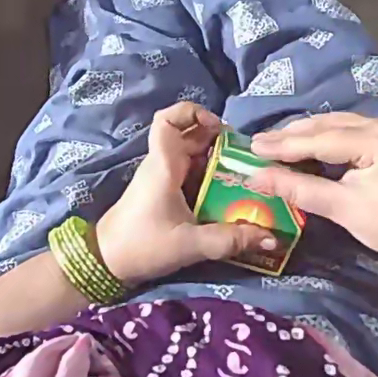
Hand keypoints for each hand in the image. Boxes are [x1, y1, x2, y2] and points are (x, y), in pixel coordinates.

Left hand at [94, 102, 277, 286]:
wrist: (105, 263)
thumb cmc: (142, 245)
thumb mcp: (190, 244)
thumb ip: (230, 240)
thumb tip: (271, 237)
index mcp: (163, 165)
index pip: (168, 119)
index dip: (194, 113)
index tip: (220, 129)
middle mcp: (162, 165)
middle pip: (189, 136)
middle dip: (218, 140)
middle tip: (246, 158)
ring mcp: (161, 178)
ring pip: (191, 155)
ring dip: (215, 161)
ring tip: (243, 175)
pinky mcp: (163, 193)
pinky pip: (189, 174)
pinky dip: (208, 177)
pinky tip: (227, 194)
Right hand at [246, 114, 377, 272]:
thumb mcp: (342, 209)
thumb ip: (298, 188)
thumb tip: (255, 177)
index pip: (321, 138)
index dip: (283, 144)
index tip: (251, 147)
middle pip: (327, 124)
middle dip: (291, 135)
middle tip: (256, 145)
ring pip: (336, 124)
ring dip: (305, 134)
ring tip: (272, 144)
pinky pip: (347, 131)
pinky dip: (322, 138)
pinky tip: (302, 145)